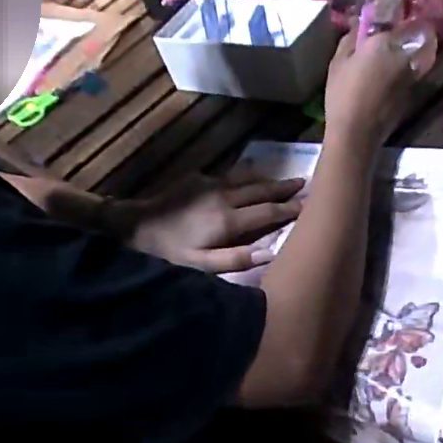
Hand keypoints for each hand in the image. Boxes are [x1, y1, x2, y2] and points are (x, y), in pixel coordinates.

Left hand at [126, 175, 306, 272]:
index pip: (268, 212)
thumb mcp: (202, 265)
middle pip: (261, 191)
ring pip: (248, 179)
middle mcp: (224, 197)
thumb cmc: (170, 253)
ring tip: (287, 179)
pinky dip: (248, 178)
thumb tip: (271, 252)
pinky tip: (253, 179)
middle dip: (284, 188)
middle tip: (306, 184)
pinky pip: (231, 177)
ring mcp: (211, 184)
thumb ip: (237, 259)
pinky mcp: (198, 179)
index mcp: (228, 221)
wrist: (134, 226)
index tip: (309, 205)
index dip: (290, 209)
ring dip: (269, 180)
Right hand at [323, 26, 422, 147]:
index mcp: (384, 42)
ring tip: (384, 63)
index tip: (377, 21)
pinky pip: (407, 76)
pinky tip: (385, 83)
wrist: (357, 135)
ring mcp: (410, 77)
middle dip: (398, 36)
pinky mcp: (410, 95)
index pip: (392, 19)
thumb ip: (350, 39)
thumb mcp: (337, 62)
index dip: (386, 18)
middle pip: (406, 38)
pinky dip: (399, 75)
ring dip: (400, 57)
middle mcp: (403, 56)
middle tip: (383, 41)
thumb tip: (358, 25)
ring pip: (409, 58)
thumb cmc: (343, 96)